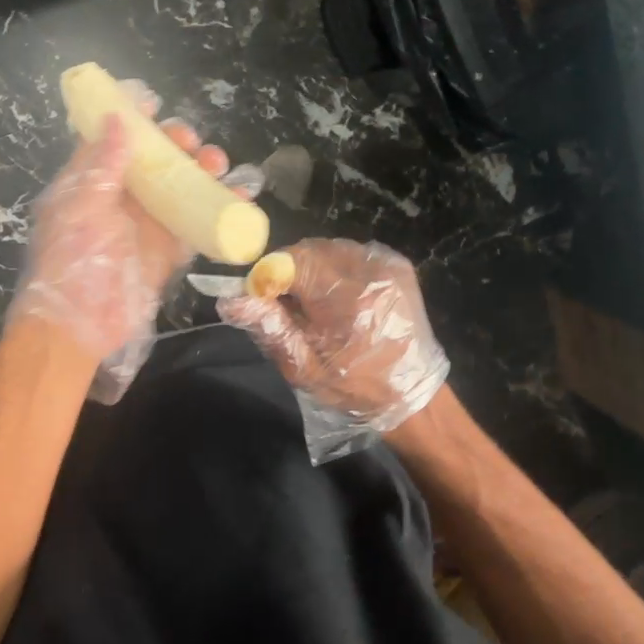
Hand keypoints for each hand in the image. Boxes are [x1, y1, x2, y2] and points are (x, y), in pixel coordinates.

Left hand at [9, 82, 231, 398]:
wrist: (81, 325)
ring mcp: (145, 226)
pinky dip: (217, 209)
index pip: (110, 142)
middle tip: (192, 143)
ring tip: (218, 163)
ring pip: (178, 188)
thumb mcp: (82, 206)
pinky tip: (239, 195)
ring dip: (200, 171)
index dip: (132, 121)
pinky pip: (195, 224)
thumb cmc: (74, 260)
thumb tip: (118, 119)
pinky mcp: (166, 252)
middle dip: (176, 146)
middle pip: (152, 162)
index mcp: (89, 184)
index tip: (154, 105)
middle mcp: (118, 200)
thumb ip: (103, 165)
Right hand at [218, 238, 449, 431]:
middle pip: (308, 250)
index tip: (262, 300)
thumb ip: (267, 326)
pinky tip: (337, 296)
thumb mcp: (302, 365)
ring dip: (311, 269)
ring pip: (327, 248)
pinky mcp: (396, 265)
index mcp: (344, 295)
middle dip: (289, 272)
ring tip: (312, 303)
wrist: (413, 394)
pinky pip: (350, 254)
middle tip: (285, 305)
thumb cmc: (353, 385)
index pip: (289, 260)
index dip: (268, 277)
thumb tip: (229, 299)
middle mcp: (367, 268)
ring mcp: (385, 263)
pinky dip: (335, 269)